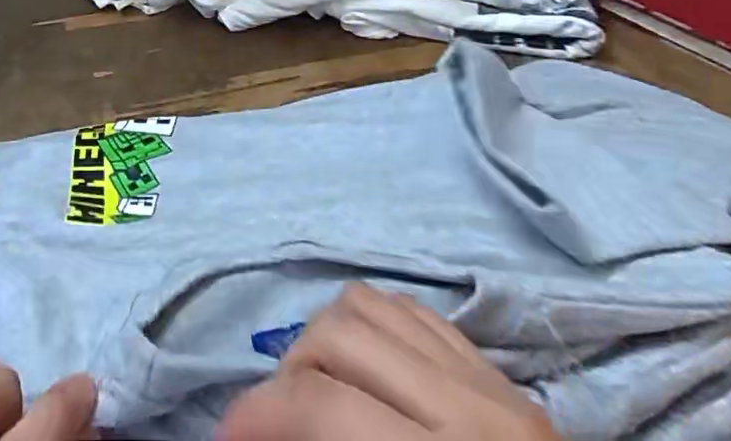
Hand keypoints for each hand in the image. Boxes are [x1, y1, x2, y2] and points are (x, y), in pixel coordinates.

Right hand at [218, 285, 559, 440]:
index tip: (227, 437)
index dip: (256, 414)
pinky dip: (369, 326)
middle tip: (278, 422)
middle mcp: (474, 411)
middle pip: (336, 334)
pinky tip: (364, 368)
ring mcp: (494, 385)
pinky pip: (410, 310)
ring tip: (320, 388)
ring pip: (367, 302)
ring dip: (324, 339)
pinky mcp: (503, 378)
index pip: (321, 402)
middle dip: (288, 374)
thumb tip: (256, 433)